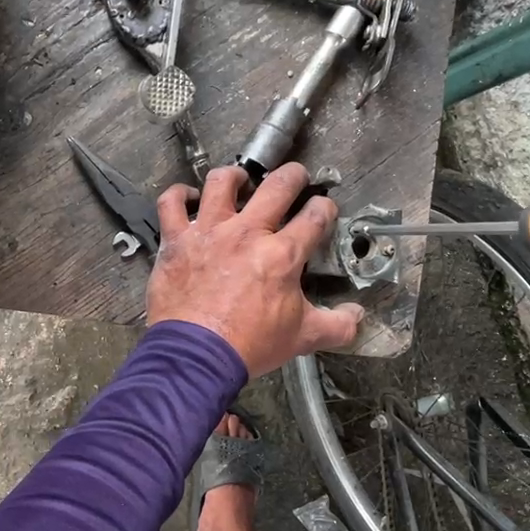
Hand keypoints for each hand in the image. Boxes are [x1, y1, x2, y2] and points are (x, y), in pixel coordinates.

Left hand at [149, 163, 362, 376]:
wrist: (196, 355)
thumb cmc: (249, 345)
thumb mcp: (302, 337)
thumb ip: (337, 325)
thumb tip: (358, 317)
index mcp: (282, 254)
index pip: (315, 216)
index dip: (325, 208)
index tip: (324, 208)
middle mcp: (247, 233)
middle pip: (277, 186)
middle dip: (293, 175)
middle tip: (296, 177)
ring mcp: (209, 232)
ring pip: (222, 182)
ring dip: (235, 176)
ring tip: (240, 180)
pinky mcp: (177, 241)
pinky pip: (172, 203)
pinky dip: (178, 195)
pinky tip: (187, 197)